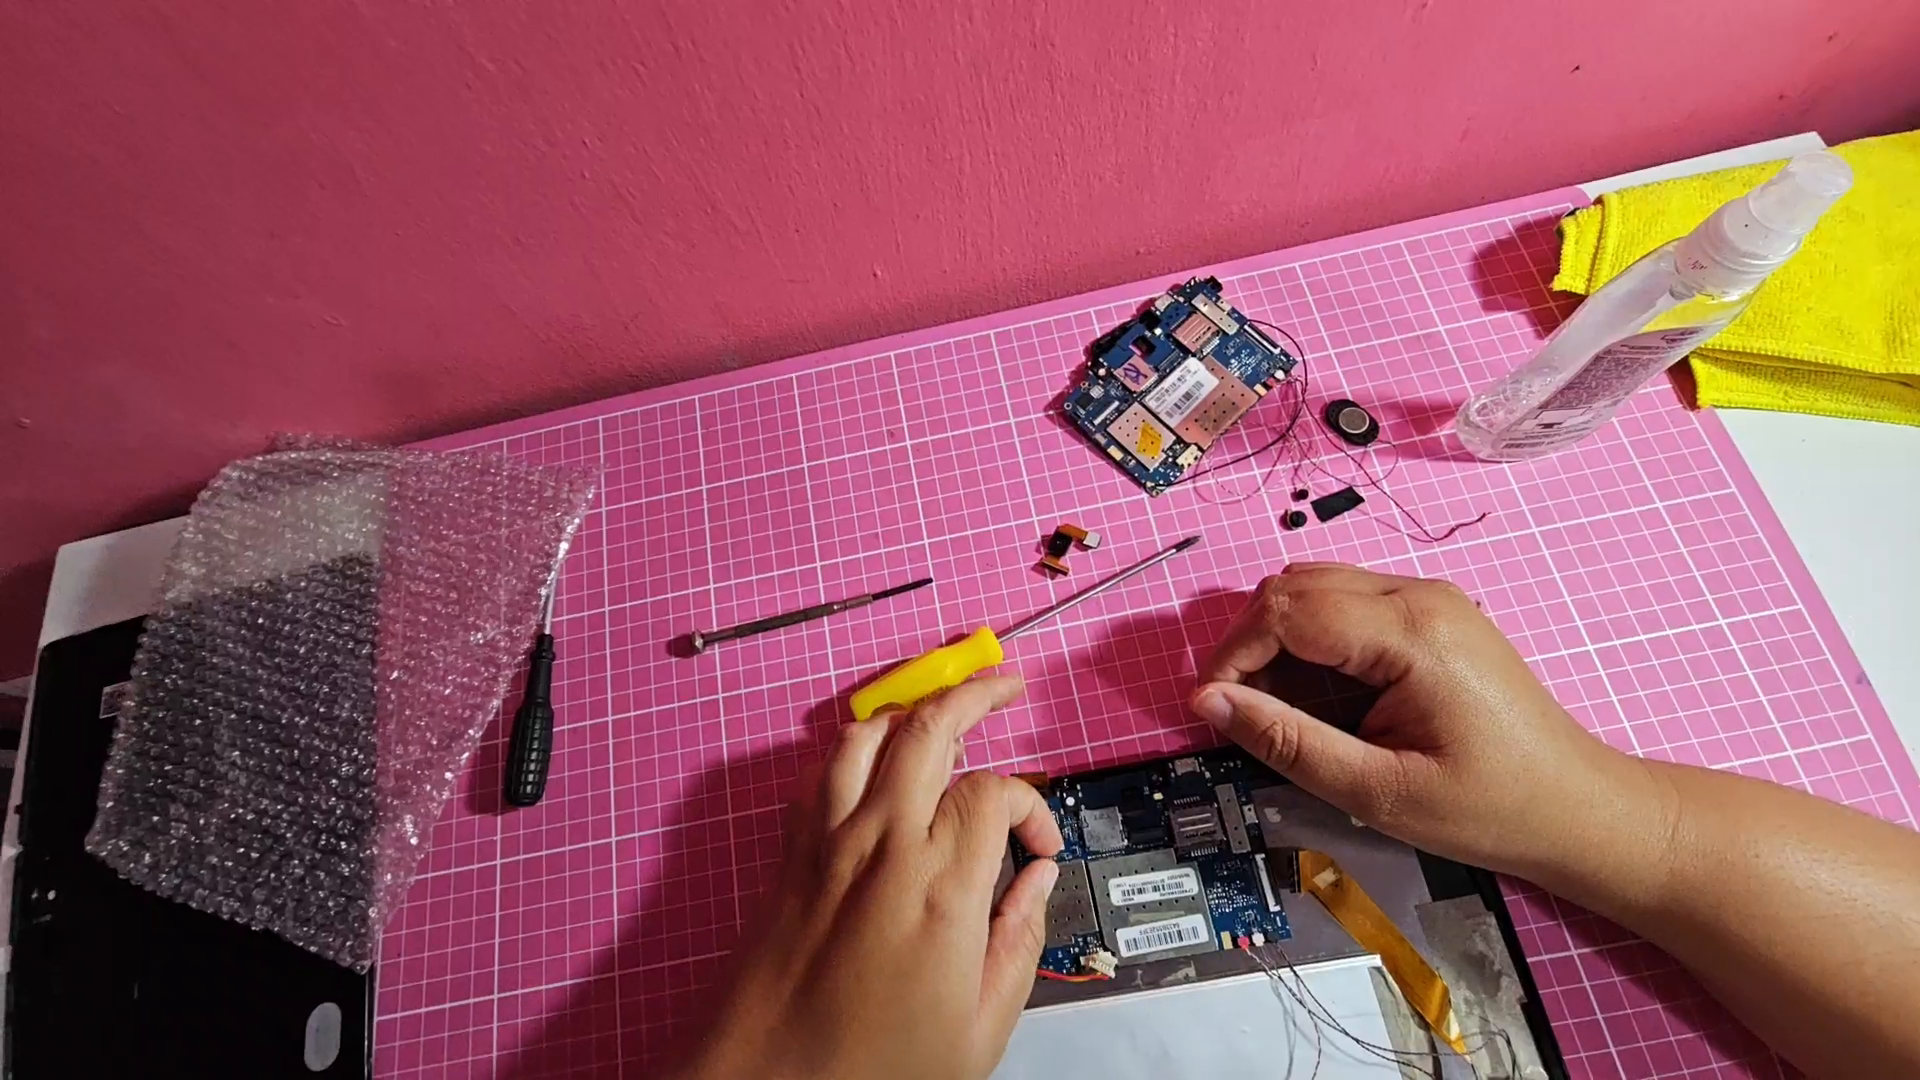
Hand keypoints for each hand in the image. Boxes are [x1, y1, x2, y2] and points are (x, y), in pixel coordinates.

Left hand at [676, 676, 1062, 1079]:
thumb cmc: (872, 1074)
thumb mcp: (978, 1029)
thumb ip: (1019, 940)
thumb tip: (1038, 878)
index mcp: (939, 885)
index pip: (995, 792)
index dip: (1031, 807)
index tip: (1038, 843)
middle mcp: (882, 841)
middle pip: (931, 727)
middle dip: (976, 692)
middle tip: (1004, 684)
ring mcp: (829, 838)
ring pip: (870, 732)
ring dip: (912, 709)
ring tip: (942, 711)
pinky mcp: (792, 850)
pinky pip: (823, 769)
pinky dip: (855, 747)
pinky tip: (875, 760)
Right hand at [1188, 563, 1657, 875]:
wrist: (1586, 809)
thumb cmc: (1491, 810)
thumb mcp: (1378, 793)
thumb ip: (1287, 741)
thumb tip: (1208, 702)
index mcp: (1411, 631)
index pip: (1287, 609)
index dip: (1233, 653)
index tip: (1213, 705)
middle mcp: (1417, 593)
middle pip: (1293, 586)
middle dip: (1248, 642)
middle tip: (1241, 706)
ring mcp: (1425, 595)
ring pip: (1311, 585)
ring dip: (1273, 635)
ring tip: (1274, 697)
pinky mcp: (1425, 609)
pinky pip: (1339, 599)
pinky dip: (1304, 634)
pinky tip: (1313, 684)